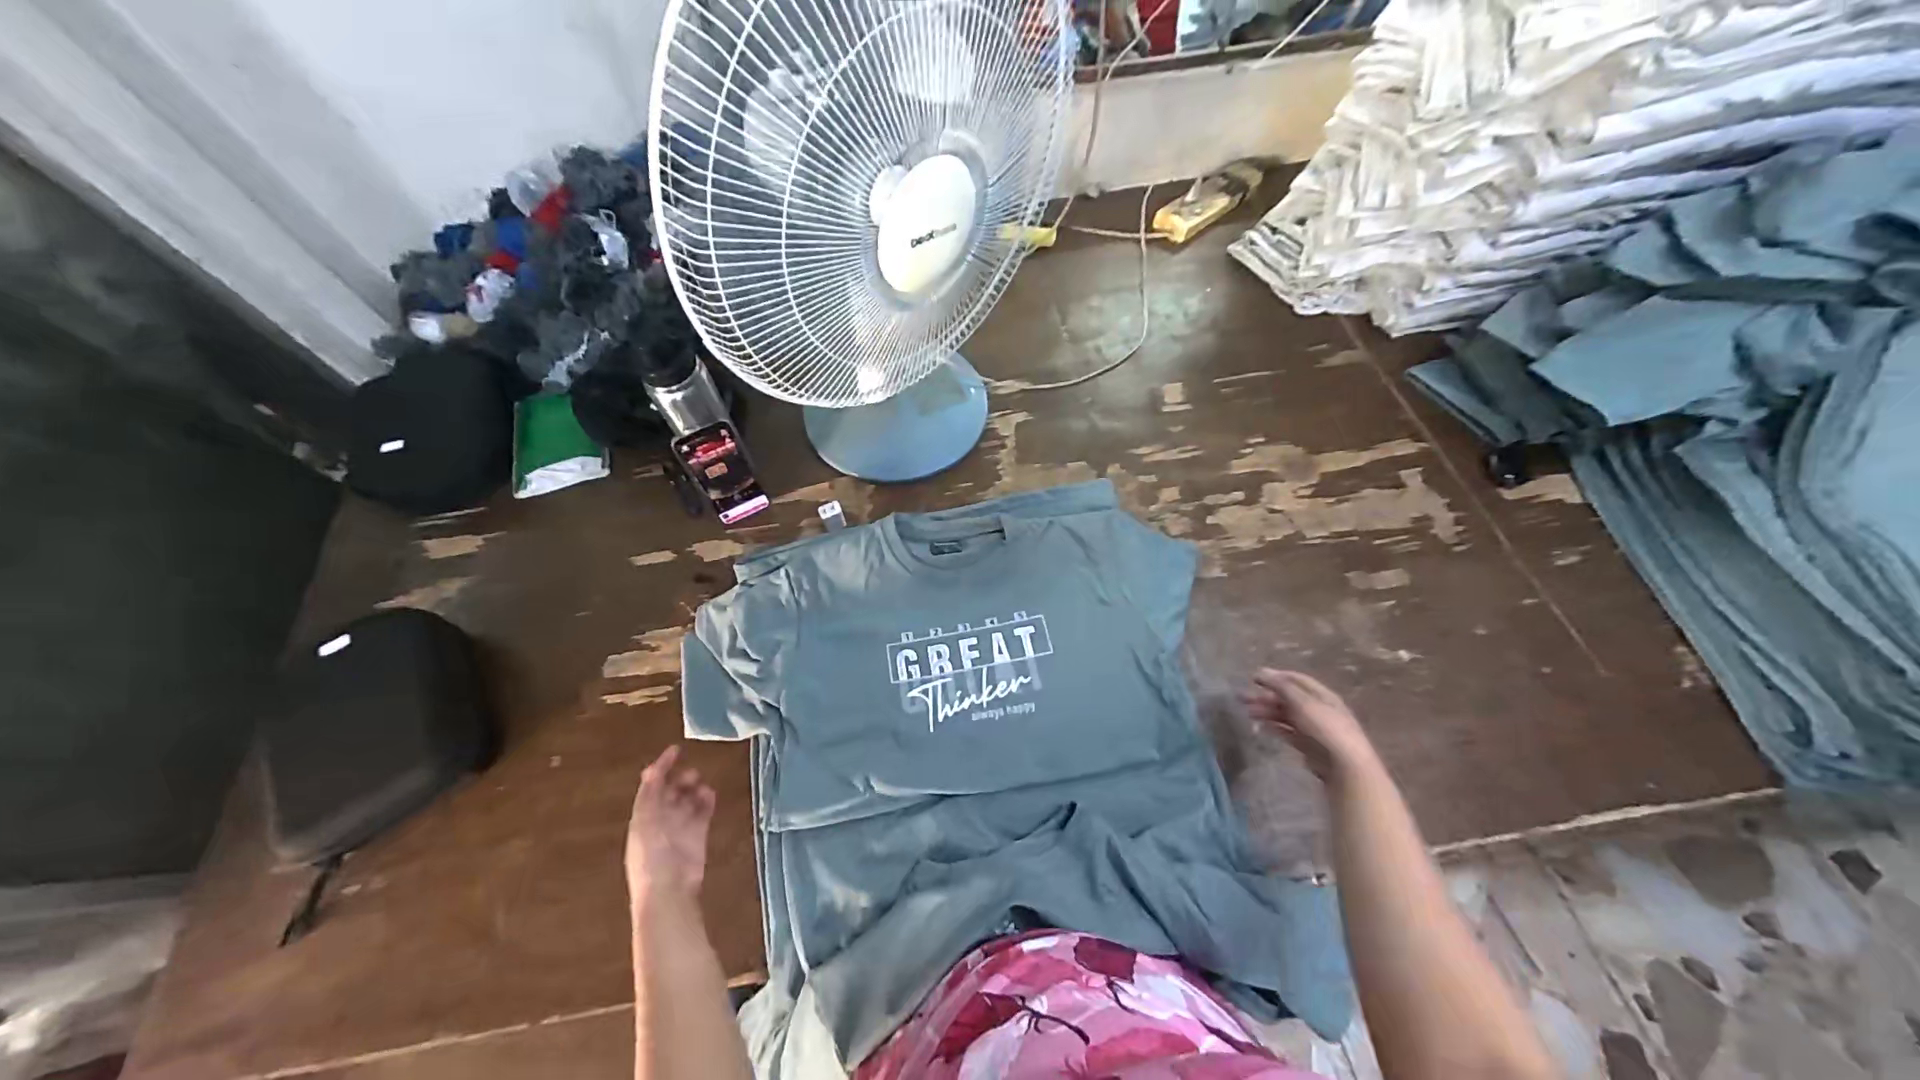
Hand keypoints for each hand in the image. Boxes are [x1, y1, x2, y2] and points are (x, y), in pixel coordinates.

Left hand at [625, 745, 715, 915]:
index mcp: (643, 816)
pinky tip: (710, 795)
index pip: (652, 785)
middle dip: (680, 779)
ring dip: (694, 789)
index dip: (662, 767)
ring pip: (688, 800)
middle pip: (671, 792)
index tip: (676, 749)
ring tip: (702, 785)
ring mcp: (679, 828)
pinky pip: (702, 812)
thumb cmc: (652, 856)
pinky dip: (706, 802)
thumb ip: (650, 794)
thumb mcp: (645, 821)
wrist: (668, 891)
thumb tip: (652, 768)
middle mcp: (660, 819)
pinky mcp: (697, 836)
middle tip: (693, 774)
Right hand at [1240, 669, 1377, 781]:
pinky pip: (1288, 731)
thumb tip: (1261, 671)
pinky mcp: (1308, 744)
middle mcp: (1317, 708)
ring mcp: (1313, 727)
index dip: (1275, 676)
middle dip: (1265, 696)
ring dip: (1267, 711)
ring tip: (1248, 713)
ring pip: (1286, 715)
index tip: (1253, 678)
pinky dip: (1274, 727)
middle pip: (1288, 698)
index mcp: (1321, 695)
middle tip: (1242, 698)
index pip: (1296, 680)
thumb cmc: (1325, 727)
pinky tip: (1261, 727)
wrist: (1345, 764)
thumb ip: (1281, 686)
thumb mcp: (1302, 702)